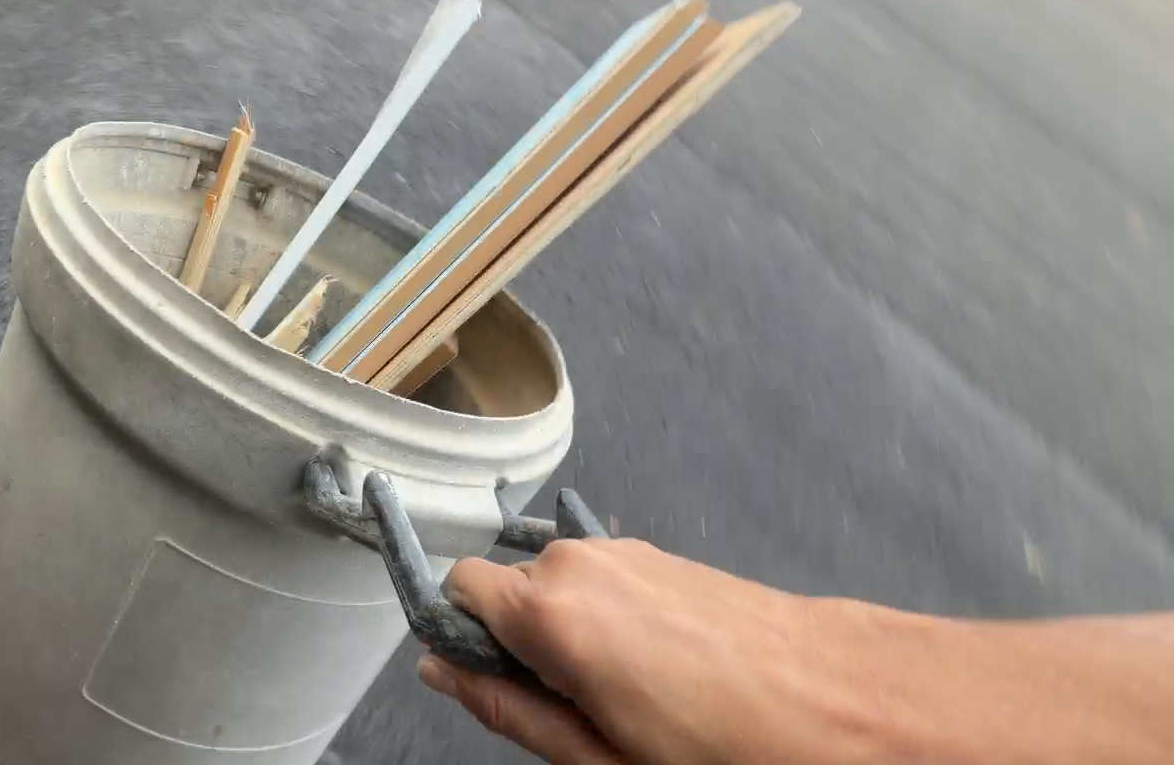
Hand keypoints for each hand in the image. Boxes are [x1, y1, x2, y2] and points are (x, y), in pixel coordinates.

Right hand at [415, 539, 912, 764]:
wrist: (855, 704)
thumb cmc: (724, 756)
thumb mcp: (602, 760)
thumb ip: (506, 708)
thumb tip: (438, 668)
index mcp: (546, 610)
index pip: (457, 588)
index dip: (467, 636)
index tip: (507, 684)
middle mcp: (569, 561)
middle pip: (505, 590)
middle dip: (523, 641)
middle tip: (587, 708)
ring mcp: (615, 551)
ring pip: (552, 586)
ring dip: (568, 630)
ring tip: (638, 691)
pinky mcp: (653, 551)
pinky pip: (596, 578)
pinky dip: (605, 615)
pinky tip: (668, 665)